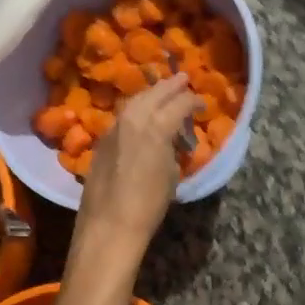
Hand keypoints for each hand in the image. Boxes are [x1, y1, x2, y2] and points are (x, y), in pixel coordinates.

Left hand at [76, 75, 203, 252]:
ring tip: (163, 91)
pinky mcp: (102, 142)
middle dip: (171, 86)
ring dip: (151, 95)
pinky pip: (123, 116)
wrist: (110, 226)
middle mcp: (133, 119)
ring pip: (135, 102)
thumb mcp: (171, 174)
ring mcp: (113, 128)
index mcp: (156, 126)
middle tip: (183, 79)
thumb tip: (171, 139)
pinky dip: (136, 110)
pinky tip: (142, 114)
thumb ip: (172, 148)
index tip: (202, 104)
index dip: (193, 101)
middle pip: (154, 94)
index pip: (179, 103)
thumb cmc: (149, 204)